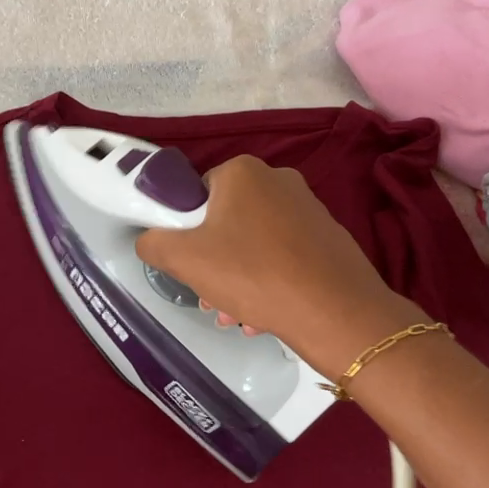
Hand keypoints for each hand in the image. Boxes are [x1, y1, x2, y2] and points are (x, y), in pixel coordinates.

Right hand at [134, 156, 424, 376]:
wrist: (337, 314)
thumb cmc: (253, 275)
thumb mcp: (183, 259)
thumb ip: (152, 242)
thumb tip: (151, 240)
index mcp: (241, 172)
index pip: (193, 195)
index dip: (183, 230)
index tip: (186, 261)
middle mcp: (278, 180)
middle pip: (223, 221)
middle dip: (211, 261)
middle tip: (209, 296)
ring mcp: (308, 209)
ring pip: (252, 243)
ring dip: (236, 277)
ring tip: (236, 315)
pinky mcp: (329, 238)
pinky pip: (282, 256)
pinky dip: (267, 281)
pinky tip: (262, 315)